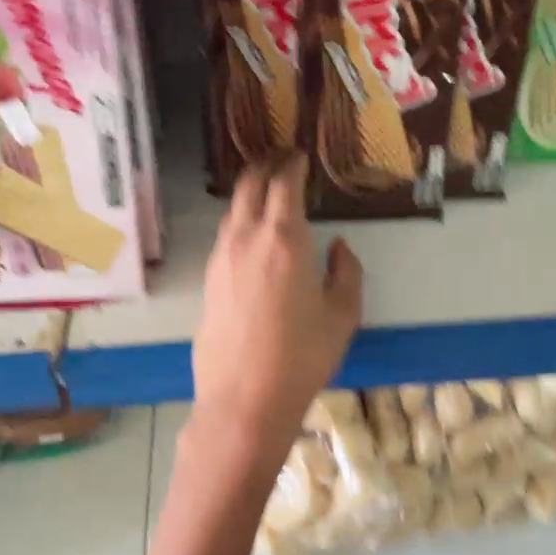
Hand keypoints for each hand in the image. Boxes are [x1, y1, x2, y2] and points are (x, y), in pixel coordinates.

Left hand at [193, 157, 362, 454]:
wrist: (244, 399)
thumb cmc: (302, 356)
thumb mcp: (343, 314)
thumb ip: (347, 271)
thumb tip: (337, 247)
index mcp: (284, 238)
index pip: (284, 183)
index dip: (293, 163)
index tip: (301, 155)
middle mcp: (246, 238)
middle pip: (250, 184)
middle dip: (266, 164)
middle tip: (283, 159)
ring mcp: (221, 258)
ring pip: (233, 209)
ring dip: (250, 192)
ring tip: (268, 192)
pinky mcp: (208, 280)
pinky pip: (225, 235)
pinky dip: (240, 220)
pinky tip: (252, 236)